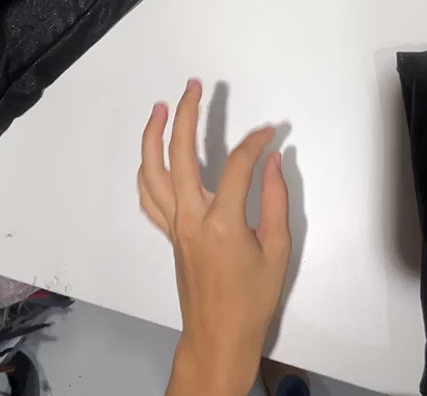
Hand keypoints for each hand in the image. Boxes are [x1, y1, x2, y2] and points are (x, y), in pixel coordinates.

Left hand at [139, 80, 291, 395]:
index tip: (269, 131)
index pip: (238, 164)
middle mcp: (191, 217)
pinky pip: (149, 196)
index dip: (255, 141)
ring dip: (153, 136)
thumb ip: (275, 200)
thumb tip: (272, 159)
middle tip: (194, 88)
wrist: (219, 338)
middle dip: (185, 115)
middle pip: (179, 154)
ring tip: (161, 108)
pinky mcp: (169, 233)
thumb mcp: (278, 251)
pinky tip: (153, 154)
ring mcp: (174, 225)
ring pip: (152, 172)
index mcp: (222, 222)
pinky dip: (148, 170)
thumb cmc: (252, 299)